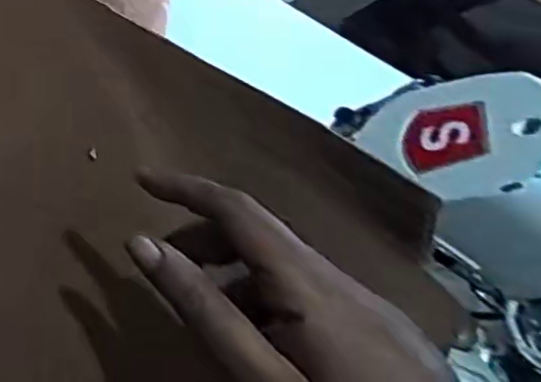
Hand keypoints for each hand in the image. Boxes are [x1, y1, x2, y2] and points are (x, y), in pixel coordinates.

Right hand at [127, 171, 449, 381]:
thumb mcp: (262, 376)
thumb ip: (203, 308)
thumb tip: (138, 241)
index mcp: (316, 287)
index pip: (238, 208)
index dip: (184, 187)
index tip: (139, 179)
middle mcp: (353, 289)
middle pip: (262, 235)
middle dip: (204, 240)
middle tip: (168, 267)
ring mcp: (385, 319)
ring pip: (291, 268)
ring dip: (238, 275)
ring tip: (217, 317)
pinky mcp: (402, 347)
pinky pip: (322, 298)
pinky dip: (275, 299)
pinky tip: (271, 343)